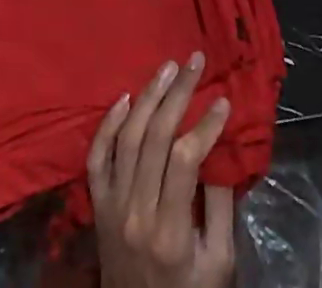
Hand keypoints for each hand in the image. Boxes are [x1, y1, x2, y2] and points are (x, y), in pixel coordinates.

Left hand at [87, 53, 235, 287]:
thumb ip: (219, 206)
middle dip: (178, 93)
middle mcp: (134, 211)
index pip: (185, 158)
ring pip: (126, 138)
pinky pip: (97, 157)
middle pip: (154, 137)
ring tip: (167, 68)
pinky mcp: (98, 205)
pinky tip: (125, 97)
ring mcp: (111, 206)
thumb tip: (220, 152)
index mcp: (169, 229)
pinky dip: (107, 125)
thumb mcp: (218, 260)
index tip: (224, 101)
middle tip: (195, 61)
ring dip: (148, 97)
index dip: (206, 125)